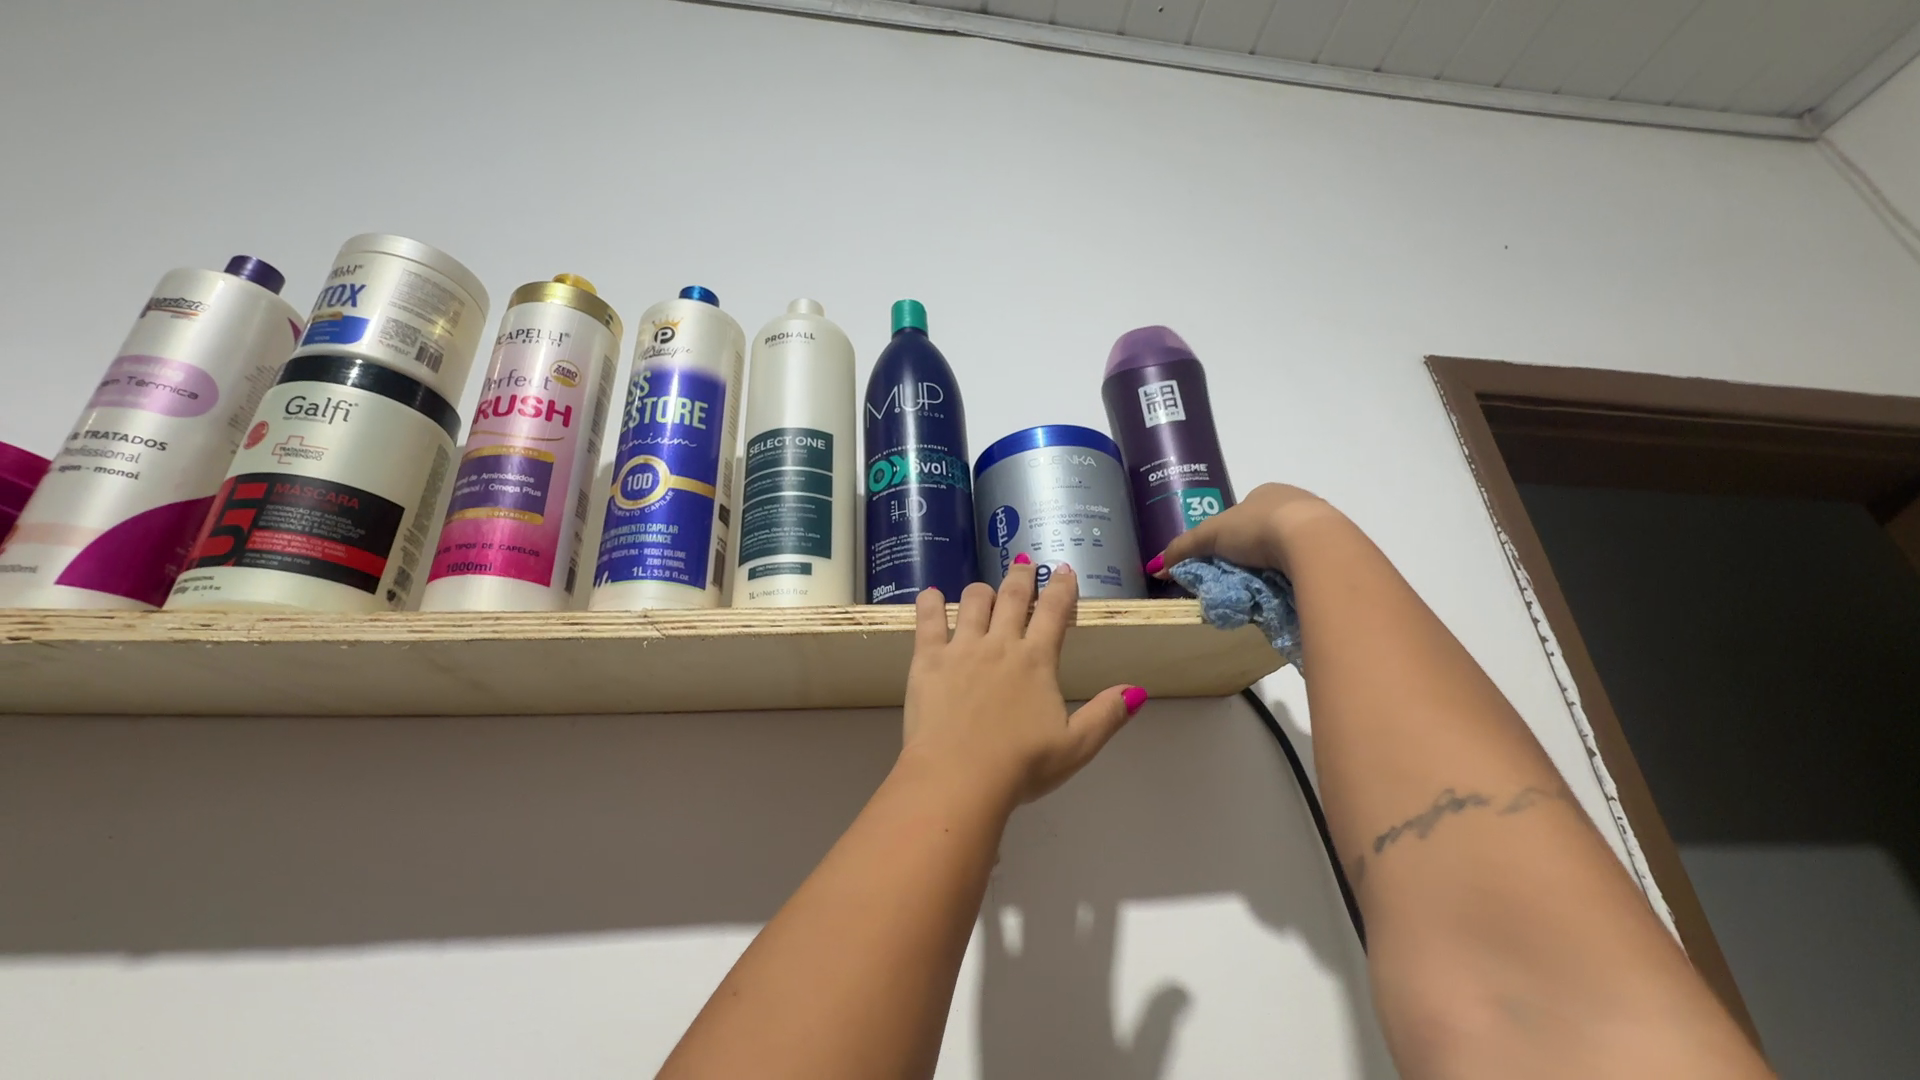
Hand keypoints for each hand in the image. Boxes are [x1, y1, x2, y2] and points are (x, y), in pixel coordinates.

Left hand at [902, 558, 1145, 807]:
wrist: (959, 776)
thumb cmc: (1021, 766)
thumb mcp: (1075, 746)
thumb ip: (1106, 715)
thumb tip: (1136, 690)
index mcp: (1037, 660)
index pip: (1054, 612)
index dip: (1062, 588)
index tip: (1064, 570)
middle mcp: (1000, 644)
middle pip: (1013, 597)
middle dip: (1022, 577)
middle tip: (1025, 565)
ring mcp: (961, 648)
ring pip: (974, 602)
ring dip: (982, 590)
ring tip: (985, 589)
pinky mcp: (928, 659)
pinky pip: (928, 619)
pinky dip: (931, 602)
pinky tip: (932, 595)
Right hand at [1151, 482, 1345, 577]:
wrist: (1313, 541)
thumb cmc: (1258, 527)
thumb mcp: (1210, 535)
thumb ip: (1183, 548)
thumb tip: (1156, 568)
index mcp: (1266, 493)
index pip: (1241, 514)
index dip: (1228, 535)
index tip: (1221, 558)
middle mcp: (1294, 503)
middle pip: (1264, 532)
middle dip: (1251, 554)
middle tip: (1237, 578)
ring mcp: (1318, 525)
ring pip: (1288, 548)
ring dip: (1274, 567)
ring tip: (1260, 589)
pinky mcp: (1333, 548)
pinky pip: (1308, 563)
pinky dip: (1294, 576)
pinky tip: (1286, 589)